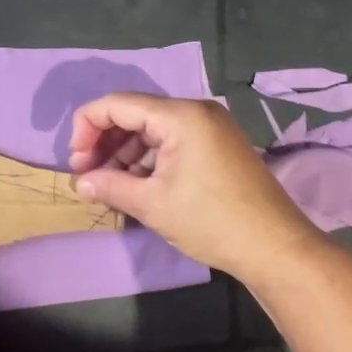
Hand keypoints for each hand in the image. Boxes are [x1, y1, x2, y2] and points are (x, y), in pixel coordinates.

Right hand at [68, 93, 322, 281]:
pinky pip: (173, 141)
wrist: (276, 247)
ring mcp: (211, 127)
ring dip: (126, 153)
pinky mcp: (219, 146)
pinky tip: (137, 185)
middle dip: (105, 141)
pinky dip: (150, 159)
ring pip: (153, 129)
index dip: (87, 127)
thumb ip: (110, 186)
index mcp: (180, 115)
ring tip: (109, 185)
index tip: (75, 161)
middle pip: (135, 113)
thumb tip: (81, 183)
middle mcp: (196, 111)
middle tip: (87, 174)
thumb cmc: (211, 221)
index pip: (117, 104)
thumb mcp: (152, 204)